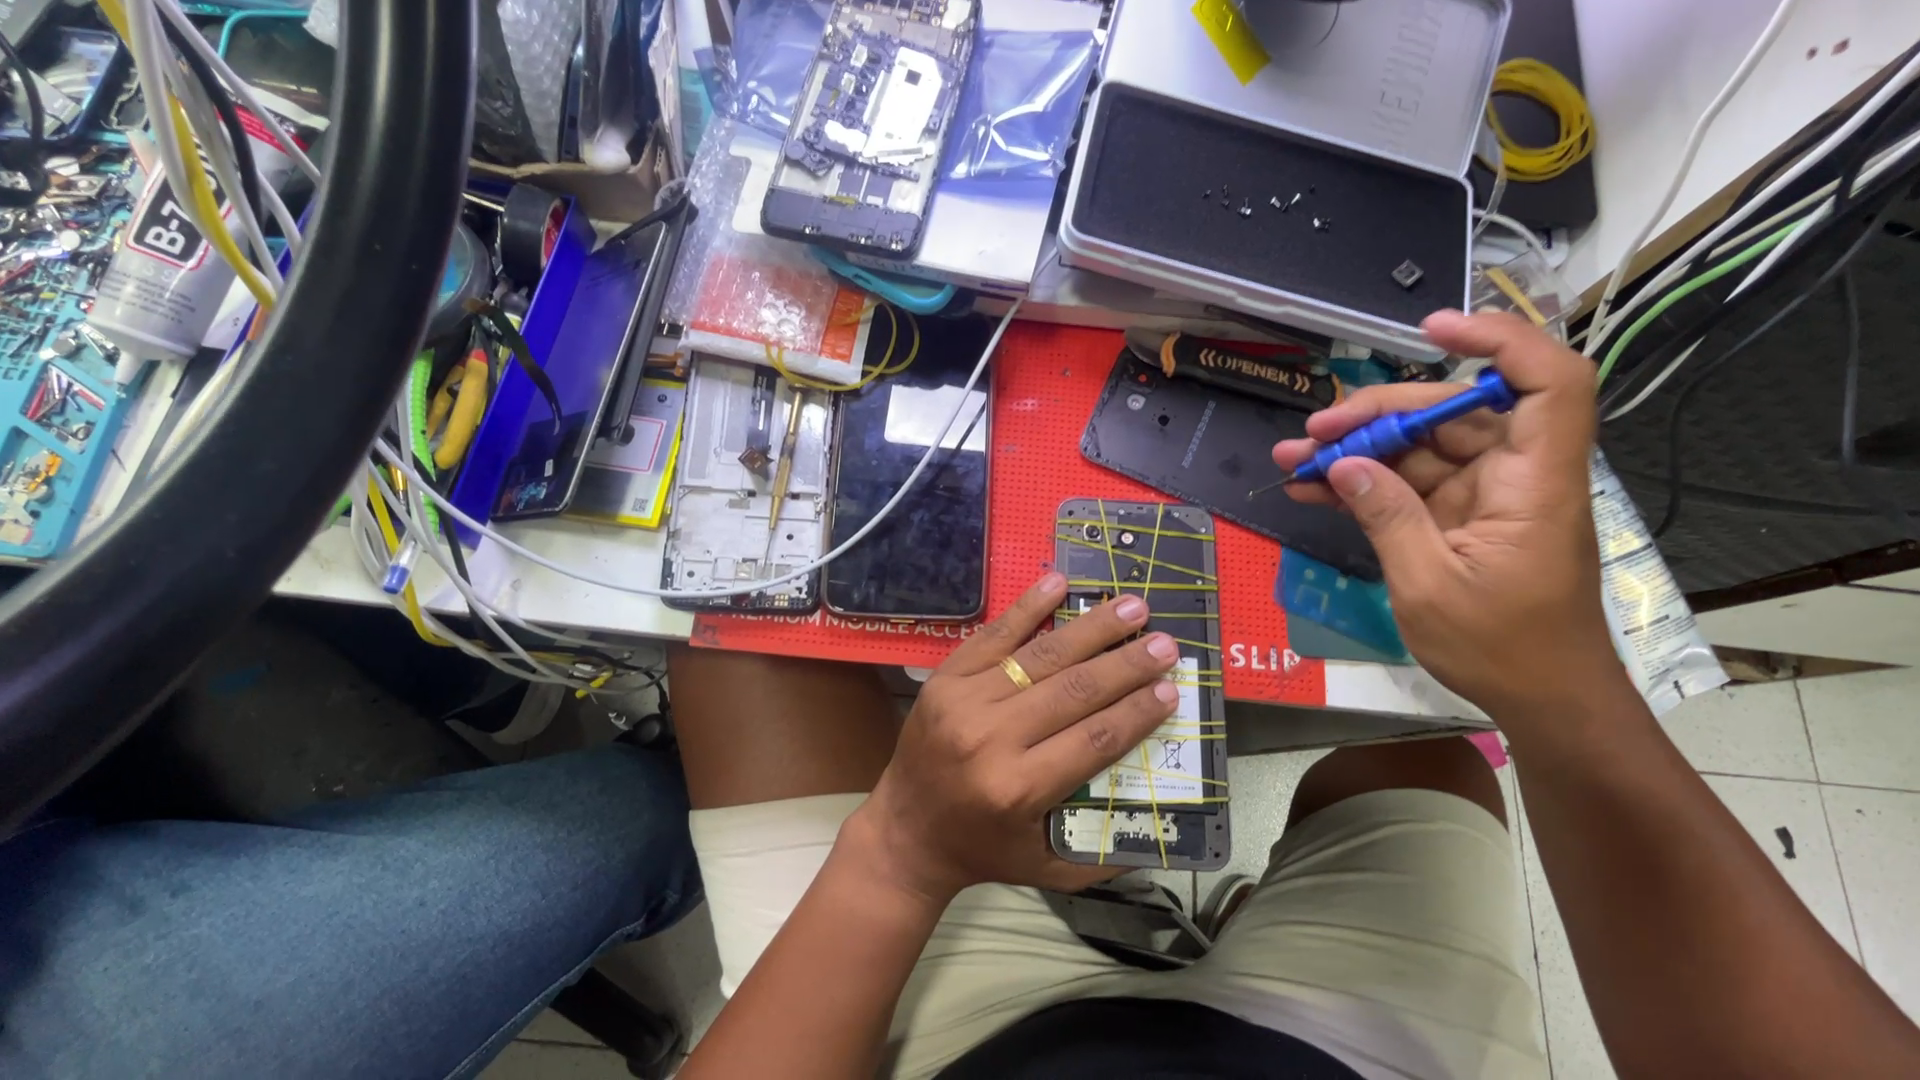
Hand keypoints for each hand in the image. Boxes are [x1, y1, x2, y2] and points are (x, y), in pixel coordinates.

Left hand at [841, 573, 1180, 903]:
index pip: (1094, 738)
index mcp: (1018, 788)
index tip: (1170, 689)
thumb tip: (1163, 824)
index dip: (1136, 712)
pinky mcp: (944, 679)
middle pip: (1073, 691)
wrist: (905, 832)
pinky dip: (1027, 607)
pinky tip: (1059, 581)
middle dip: (1126, 665)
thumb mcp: (1046, 867)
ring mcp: (963, 702)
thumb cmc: (982, 850)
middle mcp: (991, 740)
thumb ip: (1103, 853)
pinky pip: (992, 635)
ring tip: (1132, 607)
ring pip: (1039, 657)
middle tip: (1166, 644)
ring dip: (1091, 628)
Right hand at [1272, 311, 1624, 718]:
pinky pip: (1409, 484)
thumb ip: (1388, 517)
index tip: (1433, 330)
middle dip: (1380, 413)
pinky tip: (1314, 485)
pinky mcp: (1461, 516)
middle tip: (1315, 431)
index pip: (1546, 383)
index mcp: (1535, 482)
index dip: (1500, 340)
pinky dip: (1365, 484)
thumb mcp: (1429, 585)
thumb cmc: (1502, 647)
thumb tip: (1346, 465)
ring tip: (1296, 457)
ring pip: (1422, 446)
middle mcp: (1516, 474)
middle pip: (1455, 411)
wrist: (1542, 698)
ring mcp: (1486, 495)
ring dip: (1358, 449)